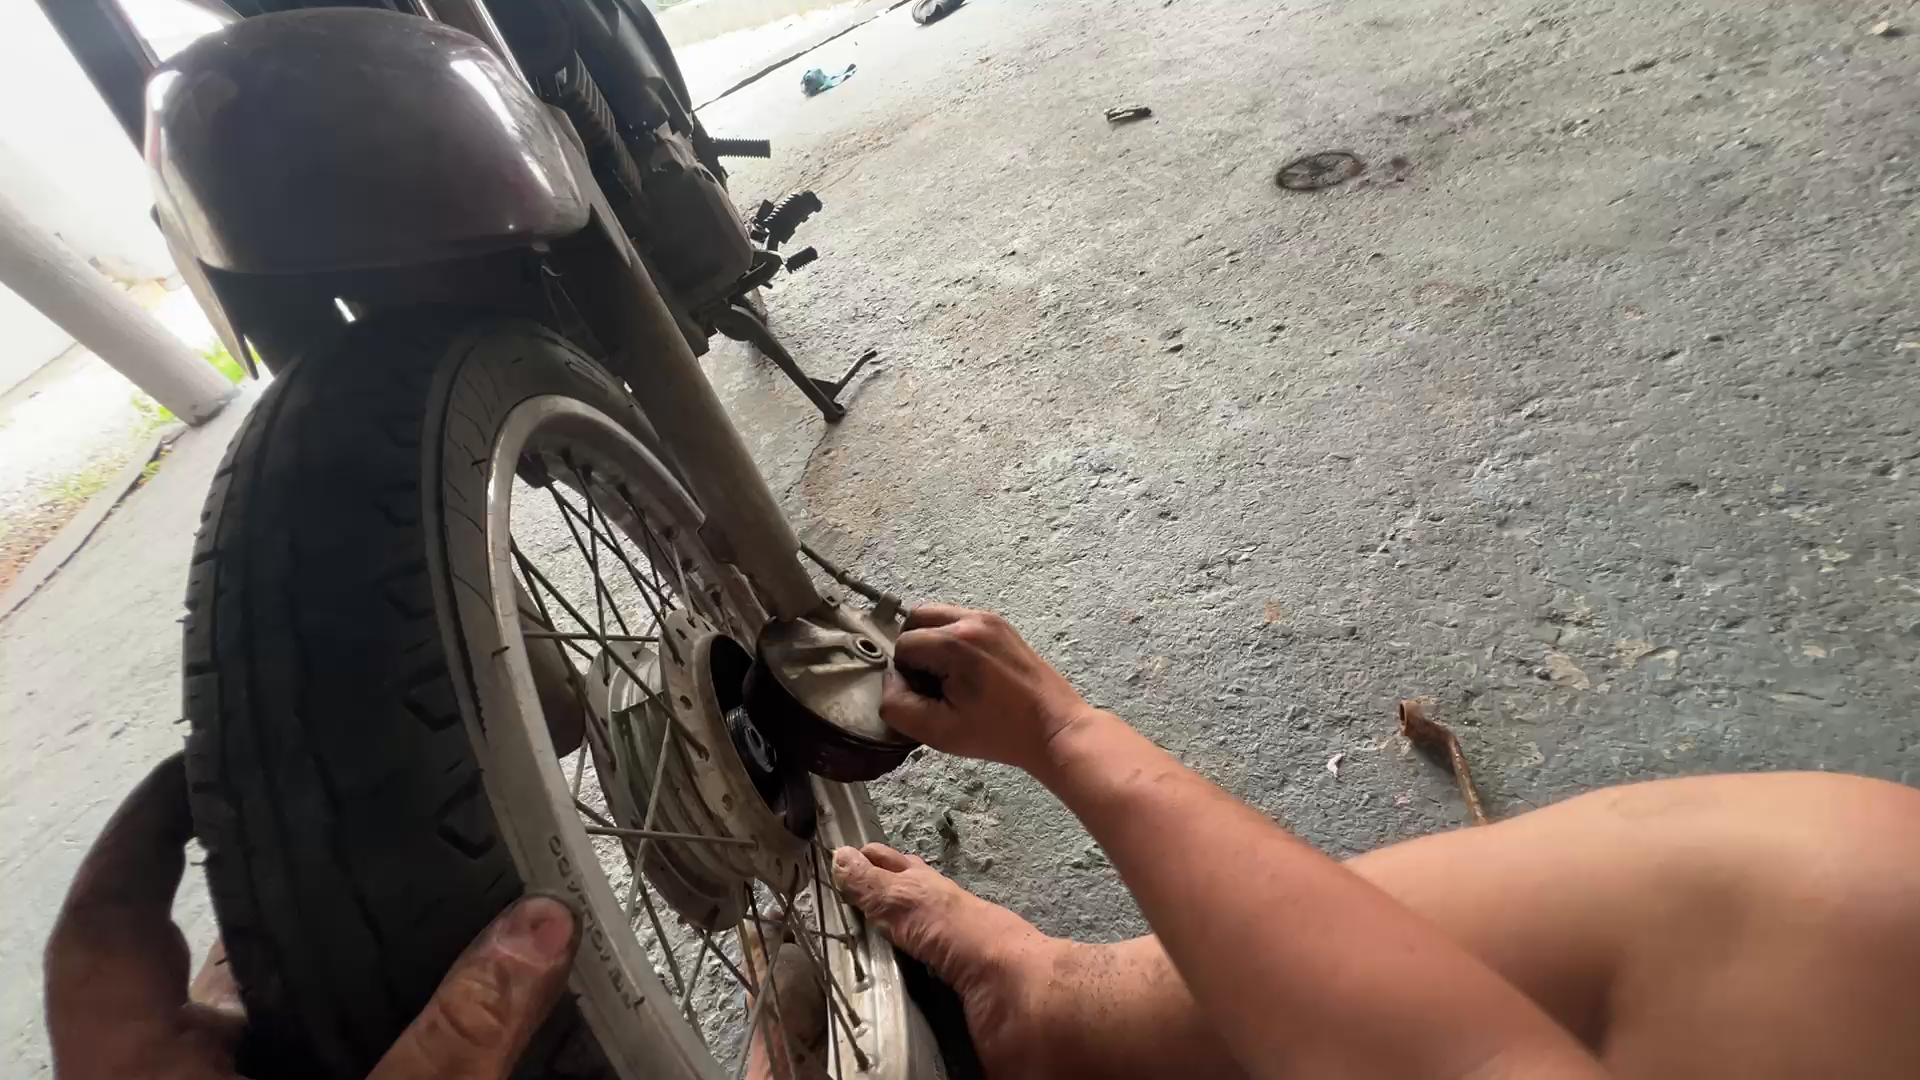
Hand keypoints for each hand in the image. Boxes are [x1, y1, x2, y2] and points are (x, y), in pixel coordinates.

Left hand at [44, 754, 579, 1079]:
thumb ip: (450, 1043)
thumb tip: (544, 920)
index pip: (109, 937)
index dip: (143, 842)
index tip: (205, 759)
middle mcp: (207, 1079)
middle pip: (249, 949)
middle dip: (330, 878)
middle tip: (422, 810)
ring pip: (326, 997)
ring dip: (401, 941)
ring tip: (484, 875)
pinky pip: (381, 1036)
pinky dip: (437, 1000)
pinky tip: (501, 974)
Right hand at [883, 605, 1097, 771]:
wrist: (1053, 728)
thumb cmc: (1001, 733)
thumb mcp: (939, 732)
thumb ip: (899, 707)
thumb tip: (890, 682)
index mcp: (956, 644)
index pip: (904, 645)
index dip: (906, 674)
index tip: (928, 695)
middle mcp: (972, 621)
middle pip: (916, 619)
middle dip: (915, 650)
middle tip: (933, 683)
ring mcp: (990, 619)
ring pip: (937, 616)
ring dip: (932, 642)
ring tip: (949, 677)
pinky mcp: (1001, 625)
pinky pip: (960, 621)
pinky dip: (952, 640)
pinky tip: (968, 672)